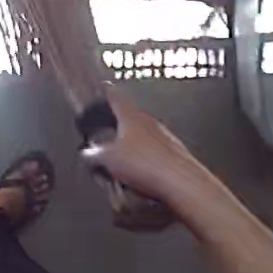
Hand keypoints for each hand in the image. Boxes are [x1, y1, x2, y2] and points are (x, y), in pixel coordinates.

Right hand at [80, 91, 222, 209]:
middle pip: (128, 122)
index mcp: (131, 117)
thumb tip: (88, 154)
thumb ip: (93, 154)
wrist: (183, 185)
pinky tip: (140, 181)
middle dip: (116, 133)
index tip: (104, 87)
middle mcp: (150, 123)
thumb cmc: (145, 165)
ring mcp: (166, 139)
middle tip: (104, 147)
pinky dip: (145, 165)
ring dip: (131, 151)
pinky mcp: (176, 157)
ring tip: (121, 171)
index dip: (107, 93)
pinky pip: (154, 157)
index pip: (116, 99)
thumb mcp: (107, 159)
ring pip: (142, 140)